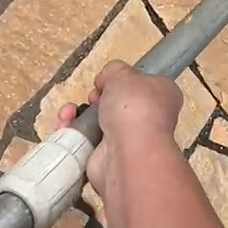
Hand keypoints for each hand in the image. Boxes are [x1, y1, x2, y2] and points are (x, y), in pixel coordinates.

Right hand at [56, 61, 182, 225]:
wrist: (128, 152)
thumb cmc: (134, 106)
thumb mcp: (123, 73)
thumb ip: (114, 70)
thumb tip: (106, 81)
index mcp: (162, 95)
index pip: (143, 84)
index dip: (123, 79)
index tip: (107, 80)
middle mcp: (149, 118)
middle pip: (116, 103)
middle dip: (96, 98)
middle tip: (93, 98)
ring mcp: (127, 140)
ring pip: (97, 121)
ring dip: (78, 114)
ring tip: (70, 111)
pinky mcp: (106, 158)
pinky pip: (84, 140)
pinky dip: (72, 132)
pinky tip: (65, 124)